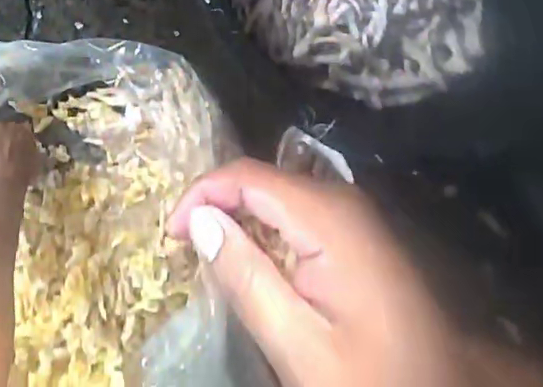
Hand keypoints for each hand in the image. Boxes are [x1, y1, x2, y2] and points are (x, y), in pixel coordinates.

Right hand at [167, 159, 466, 386]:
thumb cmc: (373, 374)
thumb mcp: (301, 345)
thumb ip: (248, 278)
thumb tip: (200, 220)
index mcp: (326, 215)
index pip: (248, 175)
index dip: (202, 194)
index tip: (169, 235)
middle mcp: (339, 197)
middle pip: (263, 179)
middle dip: (218, 203)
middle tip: (184, 249)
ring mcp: (352, 211)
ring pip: (279, 194)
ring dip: (240, 216)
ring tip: (209, 255)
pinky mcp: (355, 229)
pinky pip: (299, 212)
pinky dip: (266, 228)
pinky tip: (254, 261)